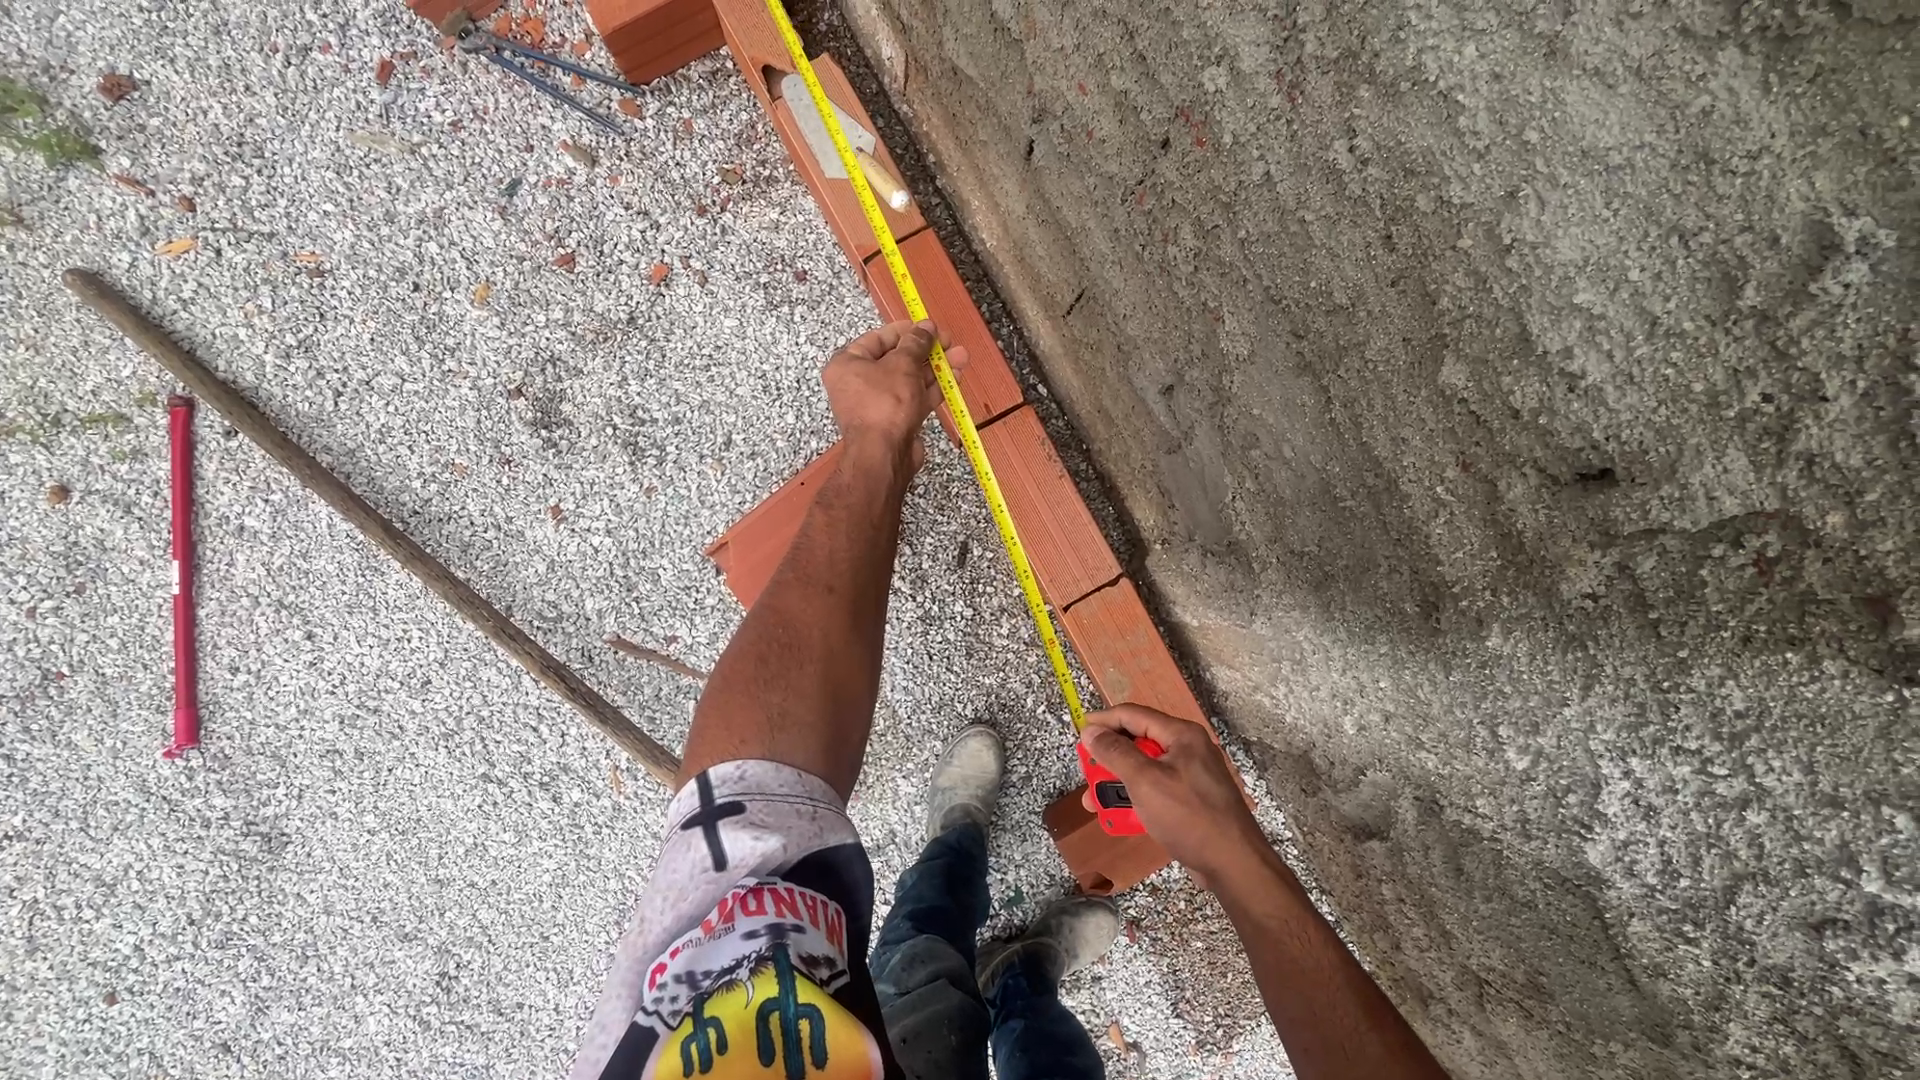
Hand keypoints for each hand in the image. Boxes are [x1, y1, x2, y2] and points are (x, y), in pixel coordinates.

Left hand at [821, 320, 966, 468]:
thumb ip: (916, 343)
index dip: (905, 331)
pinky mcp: (894, 422)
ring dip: (935, 369)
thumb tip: (925, 328)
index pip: (877, 339)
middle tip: (947, 342)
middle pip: (896, 360)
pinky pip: (914, 399)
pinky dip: (932, 389)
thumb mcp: (902, 364)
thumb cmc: (883, 406)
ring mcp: (877, 405)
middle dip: (926, 351)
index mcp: (847, 365)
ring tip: (959, 357)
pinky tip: (954, 378)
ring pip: (909, 381)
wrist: (885, 455)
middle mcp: (858, 385)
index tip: (926, 327)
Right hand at [1080, 704, 1268, 888]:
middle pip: (1138, 743)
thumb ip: (1115, 752)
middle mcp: (1187, 749)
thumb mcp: (1145, 781)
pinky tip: (1121, 817)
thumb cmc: (1189, 817)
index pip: (1133, 715)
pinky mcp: (1191, 800)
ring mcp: (1191, 776)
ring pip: (1144, 770)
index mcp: (1180, 735)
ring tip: (1096, 802)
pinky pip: (1156, 791)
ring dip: (1118, 784)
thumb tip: (1091, 730)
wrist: (1234, 865)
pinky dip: (1136, 800)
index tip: (1079, 732)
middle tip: (1087, 771)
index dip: (1103, 721)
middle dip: (1109, 759)